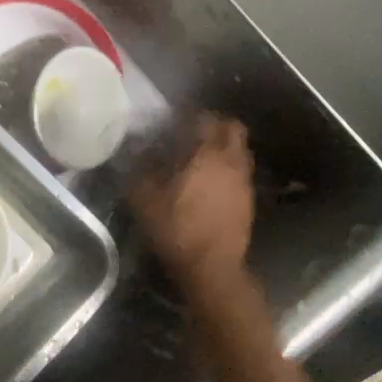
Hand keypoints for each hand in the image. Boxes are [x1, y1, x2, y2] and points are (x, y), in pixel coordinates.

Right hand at [131, 113, 254, 285]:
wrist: (211, 267)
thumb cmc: (175, 227)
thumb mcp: (143, 198)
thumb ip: (137, 169)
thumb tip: (132, 148)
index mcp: (206, 154)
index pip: (207, 119)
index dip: (191, 114)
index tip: (174, 118)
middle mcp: (231, 162)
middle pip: (233, 129)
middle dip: (215, 125)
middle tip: (193, 131)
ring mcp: (244, 181)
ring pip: (240, 150)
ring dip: (224, 146)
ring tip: (202, 155)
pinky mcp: (249, 200)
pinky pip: (241, 172)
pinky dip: (228, 168)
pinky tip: (210, 181)